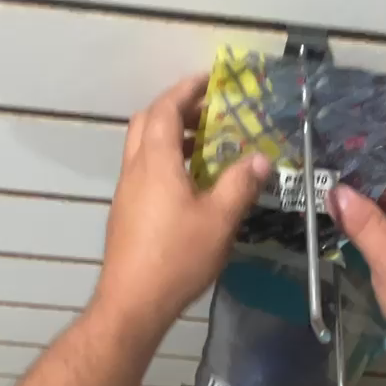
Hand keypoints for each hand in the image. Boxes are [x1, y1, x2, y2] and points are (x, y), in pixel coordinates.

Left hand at [92, 75, 270, 328]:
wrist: (132, 303)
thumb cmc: (176, 258)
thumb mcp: (219, 220)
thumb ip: (240, 184)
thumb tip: (260, 158)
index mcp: (155, 162)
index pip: (164, 109)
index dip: (186, 90)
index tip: (209, 81)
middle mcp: (134, 171)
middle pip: (146, 123)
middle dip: (175, 109)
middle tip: (206, 114)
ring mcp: (126, 194)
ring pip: (142, 149)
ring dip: (169, 138)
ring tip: (203, 147)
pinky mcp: (125, 215)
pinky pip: (143, 172)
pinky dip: (164, 162)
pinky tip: (188, 185)